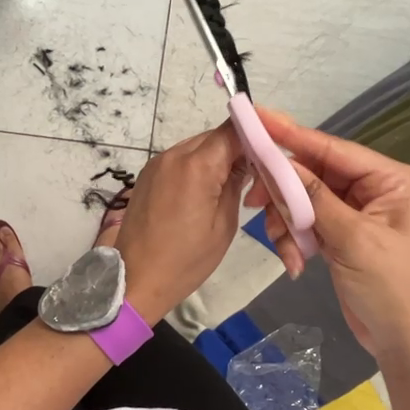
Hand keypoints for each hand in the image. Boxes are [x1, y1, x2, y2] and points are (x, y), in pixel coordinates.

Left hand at [114, 124, 251, 324]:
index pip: (233, 130)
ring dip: (217, 158)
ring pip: (198, 146)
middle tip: (256, 176)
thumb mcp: (224, 224)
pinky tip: (206, 190)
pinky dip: (198, 167)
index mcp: (196, 166)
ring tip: (232, 186)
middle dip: (238, 149)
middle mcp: (173, 155)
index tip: (272, 152)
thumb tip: (247, 161)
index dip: (256, 136)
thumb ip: (236, 184)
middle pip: (215, 136)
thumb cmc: (186, 260)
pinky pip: (181, 159)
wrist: (136, 278)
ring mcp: (157, 163)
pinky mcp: (148, 174)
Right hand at [245, 107, 409, 358]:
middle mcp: (374, 189)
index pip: (330, 148)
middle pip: (311, 173)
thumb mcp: (354, 239)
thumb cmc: (395, 289)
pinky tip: (295, 262)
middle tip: (253, 203)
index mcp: (390, 179)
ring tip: (287, 251)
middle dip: (283, 191)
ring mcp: (357, 214)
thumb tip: (279, 160)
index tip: (253, 116)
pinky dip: (294, 238)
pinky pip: (306, 223)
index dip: (289, 133)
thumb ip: (314, 197)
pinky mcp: (343, 236)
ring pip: (302, 200)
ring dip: (287, 222)